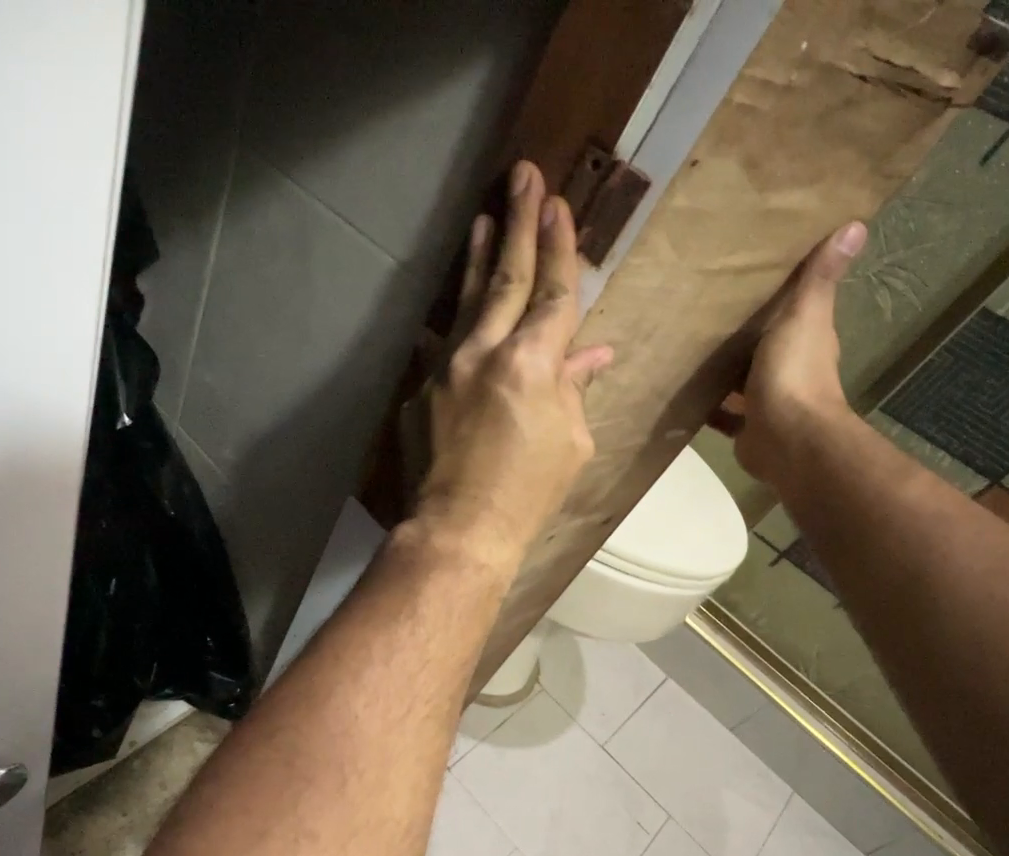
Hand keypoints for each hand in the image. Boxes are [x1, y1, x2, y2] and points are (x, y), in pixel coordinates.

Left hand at [414, 160, 613, 566]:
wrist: (458, 529)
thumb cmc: (528, 493)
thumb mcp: (571, 441)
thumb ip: (575, 387)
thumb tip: (590, 352)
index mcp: (531, 362)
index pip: (555, 291)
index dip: (561, 245)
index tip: (557, 201)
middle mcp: (482, 352)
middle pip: (506, 277)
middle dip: (517, 223)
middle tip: (520, 174)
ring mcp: (444, 369)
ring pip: (464, 302)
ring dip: (476, 258)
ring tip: (482, 219)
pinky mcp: (418, 392)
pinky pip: (442, 350)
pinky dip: (453, 327)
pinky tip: (453, 311)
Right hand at [710, 221, 867, 484]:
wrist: (785, 439)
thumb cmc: (795, 373)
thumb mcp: (804, 316)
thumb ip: (818, 277)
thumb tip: (856, 224)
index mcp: (806, 339)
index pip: (793, 310)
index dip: (777, 295)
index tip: (749, 276)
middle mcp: (789, 368)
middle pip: (761, 345)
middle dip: (739, 334)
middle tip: (702, 311)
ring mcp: (766, 400)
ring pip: (740, 379)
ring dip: (720, 370)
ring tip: (684, 349)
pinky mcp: (745, 426)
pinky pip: (721, 411)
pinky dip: (706, 404)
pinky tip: (680, 393)